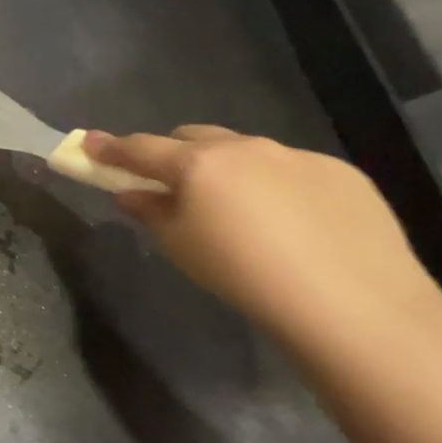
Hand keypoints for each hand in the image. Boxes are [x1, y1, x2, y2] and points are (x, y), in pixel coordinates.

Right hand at [84, 126, 441, 333]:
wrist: (352, 303)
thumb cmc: (242, 274)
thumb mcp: (179, 246)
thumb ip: (150, 211)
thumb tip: (132, 193)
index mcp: (196, 163)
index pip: (139, 147)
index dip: (109, 147)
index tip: (88, 144)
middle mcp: (244, 147)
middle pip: (194, 138)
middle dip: (177, 155)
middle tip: (175, 186)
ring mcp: (298, 157)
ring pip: (248, 153)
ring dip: (231, 171)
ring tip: (244, 213)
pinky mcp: (344, 174)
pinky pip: (296, 171)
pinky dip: (281, 187)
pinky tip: (295, 226)